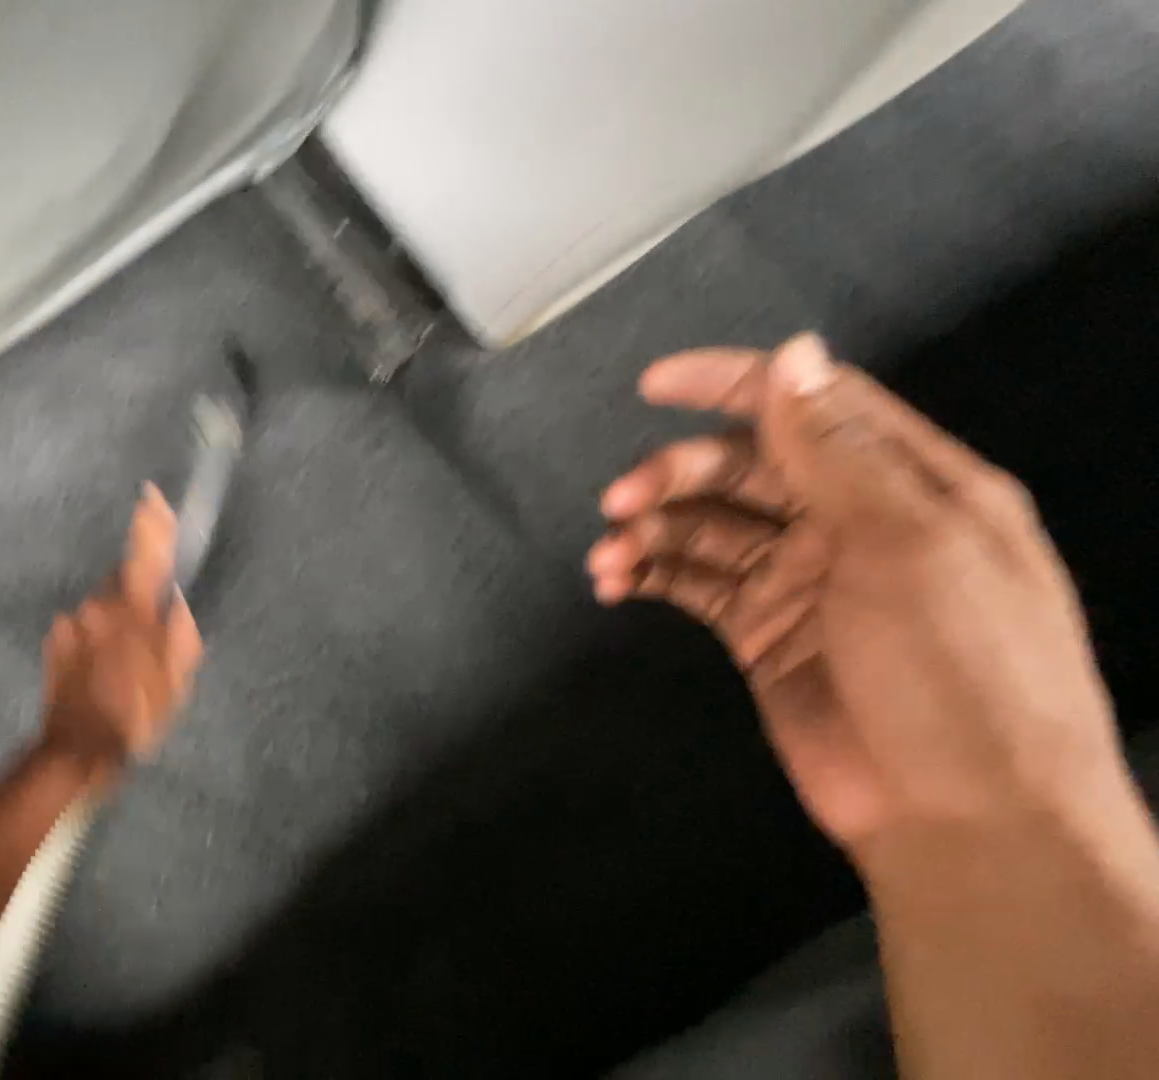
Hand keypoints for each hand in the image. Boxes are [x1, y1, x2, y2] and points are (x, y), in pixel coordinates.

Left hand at [40, 484, 202, 788]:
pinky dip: (93, 638)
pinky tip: (100, 669)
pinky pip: (82, 626)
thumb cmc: (134, 717)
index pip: (146, 555)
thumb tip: (176, 603)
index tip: (151, 495)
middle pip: (124, 580)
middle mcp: (100, 607)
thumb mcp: (175, 684)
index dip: (152, 523)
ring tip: (124, 662)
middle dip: (139, 593)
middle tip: (150, 634)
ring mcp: (73, 622)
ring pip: (103, 606)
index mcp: (135, 613)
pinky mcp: (54, 639)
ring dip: (116, 621)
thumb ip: (180, 637)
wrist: (76, 748)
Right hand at [587, 333, 1128, 859]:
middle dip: (671, 476)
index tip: (651, 384)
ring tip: (606, 560)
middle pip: (738, 468)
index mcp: (908, 487)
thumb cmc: (958, 672)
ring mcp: (797, 577)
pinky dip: (648, 576)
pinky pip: (689, 582)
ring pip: (702, 527)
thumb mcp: (907, 549)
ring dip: (648, 532)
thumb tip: (794, 351)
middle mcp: (847, 522)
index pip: (808, 406)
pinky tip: (614, 585)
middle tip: (617, 503)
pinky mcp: (756, 629)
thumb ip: (837, 452)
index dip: (731, 384)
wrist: (961, 817)